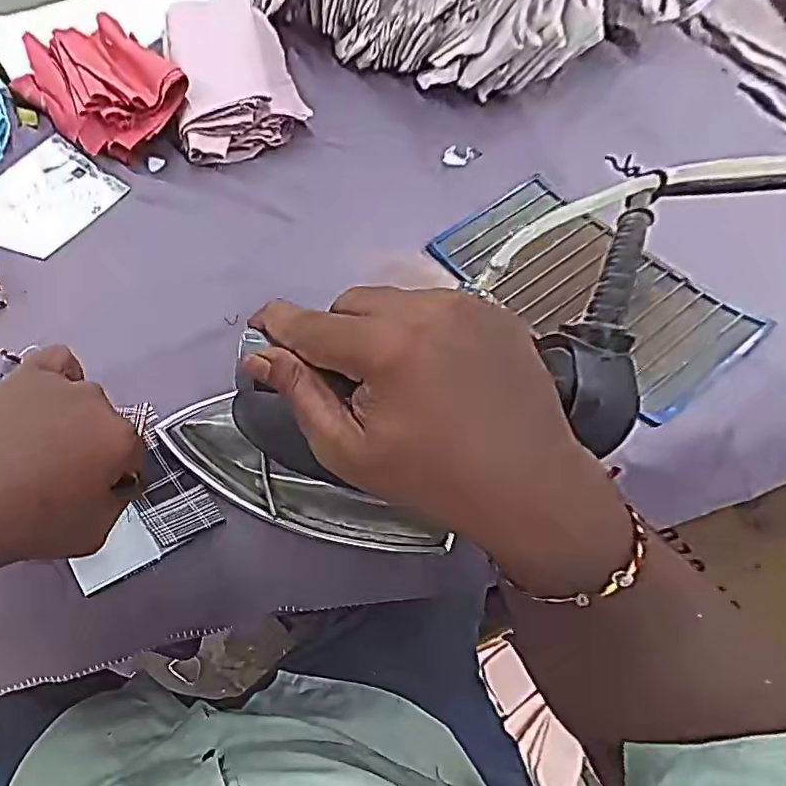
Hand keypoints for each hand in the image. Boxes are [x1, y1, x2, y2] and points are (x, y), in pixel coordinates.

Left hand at [0, 347, 143, 581]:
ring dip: (76, 418)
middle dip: (96, 449)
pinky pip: (58, 362)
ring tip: (46, 444)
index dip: (119, 476)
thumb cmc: (28, 524)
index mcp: (120, 443)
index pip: (135, 456)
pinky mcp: (26, 376)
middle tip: (68, 474)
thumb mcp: (95, 532)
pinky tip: (48, 402)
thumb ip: (117, 502)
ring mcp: (61, 386)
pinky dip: (60, 379)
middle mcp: (97, 405)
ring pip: (86, 398)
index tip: (102, 488)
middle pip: (110, 425)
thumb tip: (115, 485)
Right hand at [246, 287, 630, 594]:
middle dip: (332, 337)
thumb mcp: (347, 449)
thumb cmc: (434, 478)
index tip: (260, 330)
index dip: (276, 326)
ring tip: (390, 382)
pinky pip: (429, 305)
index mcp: (388, 347)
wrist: (526, 485)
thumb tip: (264, 359)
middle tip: (343, 386)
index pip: (310, 323)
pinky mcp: (491, 312)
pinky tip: (425, 372)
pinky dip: (412, 329)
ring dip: (372, 330)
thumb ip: (299, 395)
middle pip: (347, 304)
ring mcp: (465, 306)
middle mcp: (428, 311)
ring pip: (388, 300)